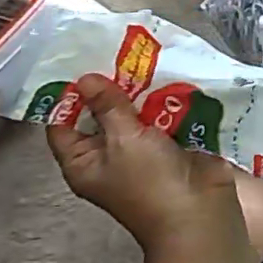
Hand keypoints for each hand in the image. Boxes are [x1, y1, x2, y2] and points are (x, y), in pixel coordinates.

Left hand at [46, 73, 240, 252]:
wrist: (200, 211)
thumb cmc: (150, 180)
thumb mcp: (123, 139)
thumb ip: (107, 106)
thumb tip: (85, 79)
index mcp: (83, 162)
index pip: (63, 125)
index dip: (70, 96)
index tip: (83, 62)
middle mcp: (109, 156)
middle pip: (102, 116)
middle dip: (113, 87)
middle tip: (121, 51)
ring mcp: (143, 152)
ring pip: (137, 115)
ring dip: (144, 91)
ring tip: (149, 56)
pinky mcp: (172, 147)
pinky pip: (165, 118)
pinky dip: (169, 101)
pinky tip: (174, 76)